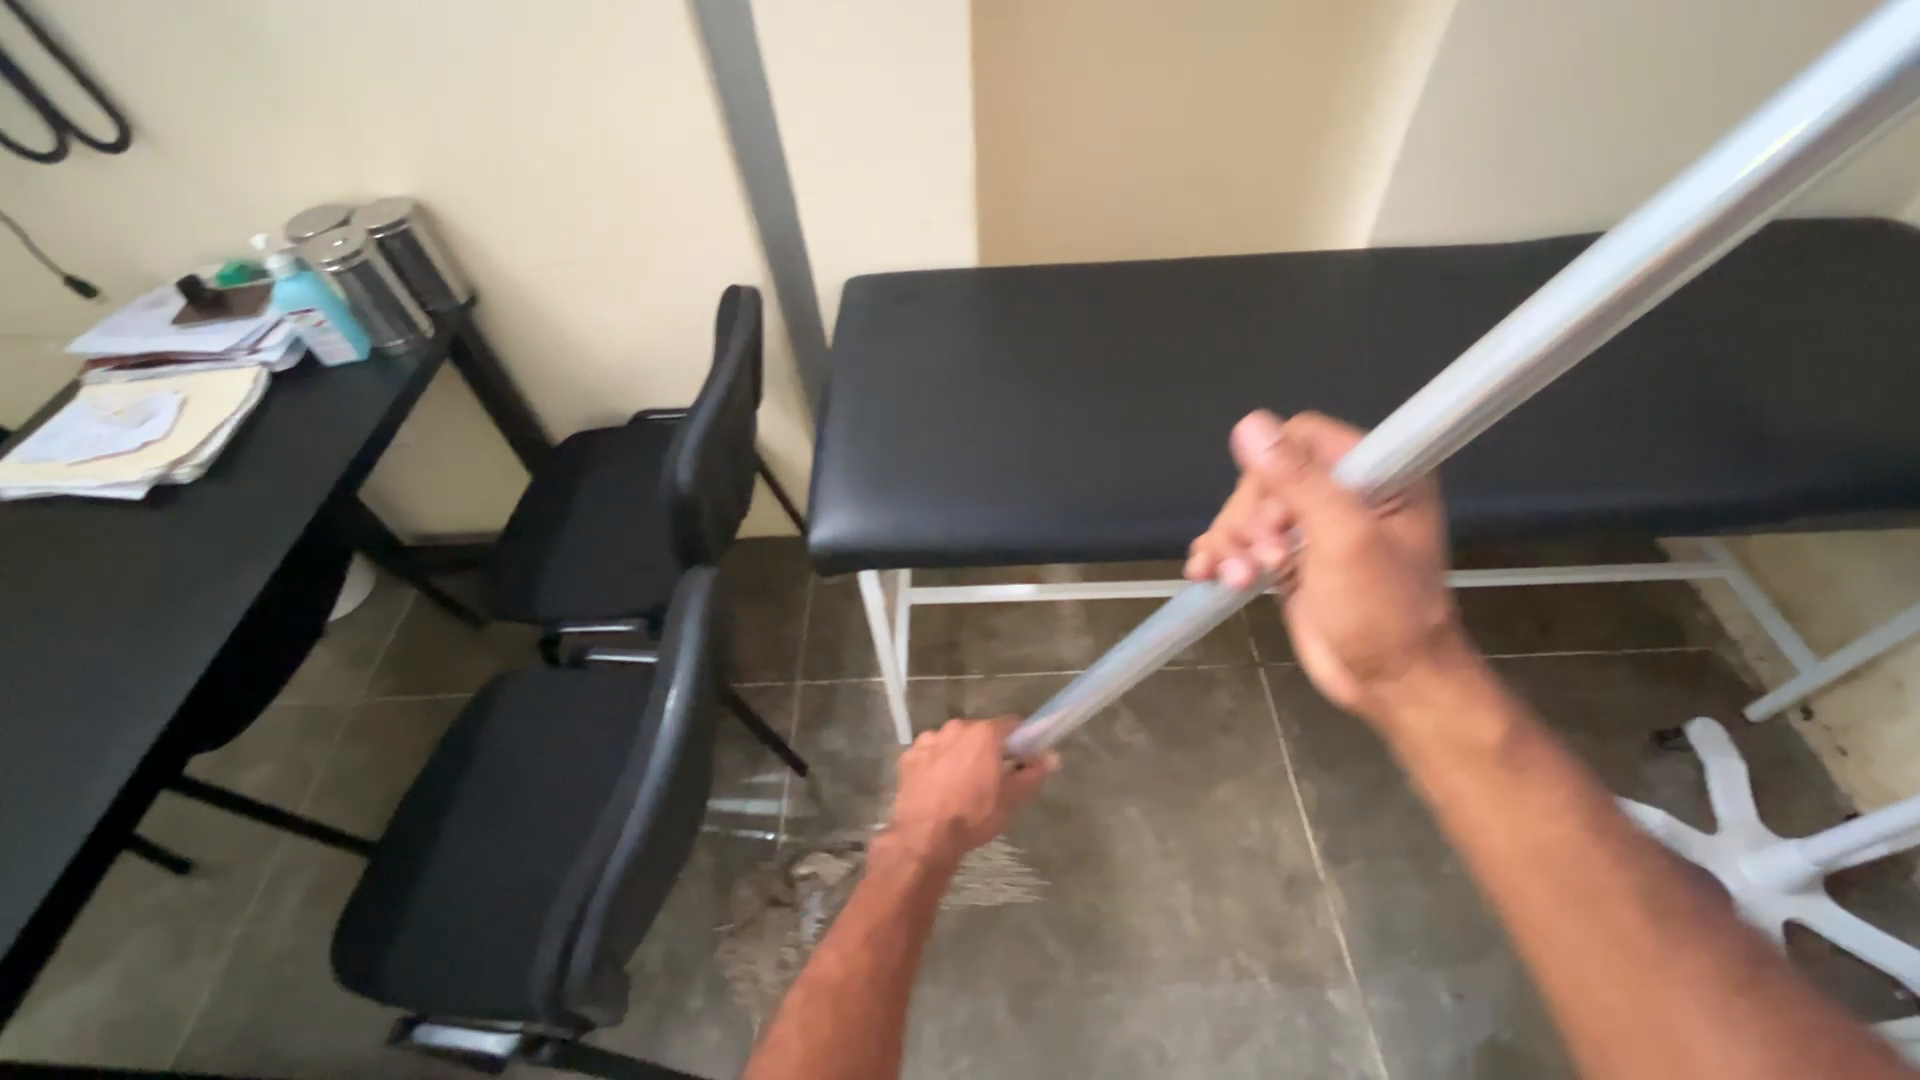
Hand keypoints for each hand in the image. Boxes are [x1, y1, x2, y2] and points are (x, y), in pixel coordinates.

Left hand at [885, 717, 1057, 865]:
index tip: (1022, 760)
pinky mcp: (908, 756)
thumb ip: (1033, 773)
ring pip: (953, 743)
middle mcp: (955, 728)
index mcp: (983, 733)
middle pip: (980, 733)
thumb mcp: (1011, 799)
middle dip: (988, 751)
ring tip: (961, 787)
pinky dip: (936, 765)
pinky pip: (930, 754)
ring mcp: (928, 740)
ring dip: (960, 756)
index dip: (1020, 741)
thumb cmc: (973, 816)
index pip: (1011, 725)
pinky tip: (938, 789)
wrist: (924, 838)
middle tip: (991, 779)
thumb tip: (1051, 756)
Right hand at [1185, 410, 1477, 722]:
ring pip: (1246, 511)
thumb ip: (1298, 480)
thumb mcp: (1344, 538)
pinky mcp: (1289, 559)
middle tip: (1262, 559)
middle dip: (1250, 518)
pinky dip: (1220, 555)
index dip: (1274, 472)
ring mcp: (1313, 527)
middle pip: (1265, 477)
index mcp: (1379, 472)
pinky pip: (1240, 541)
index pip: (1302, 438)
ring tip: (1235, 578)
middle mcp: (1346, 492)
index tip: (1274, 518)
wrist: (1389, 683)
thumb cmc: (1384, 612)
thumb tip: (1250, 425)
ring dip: (1231, 543)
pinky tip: (1206, 574)